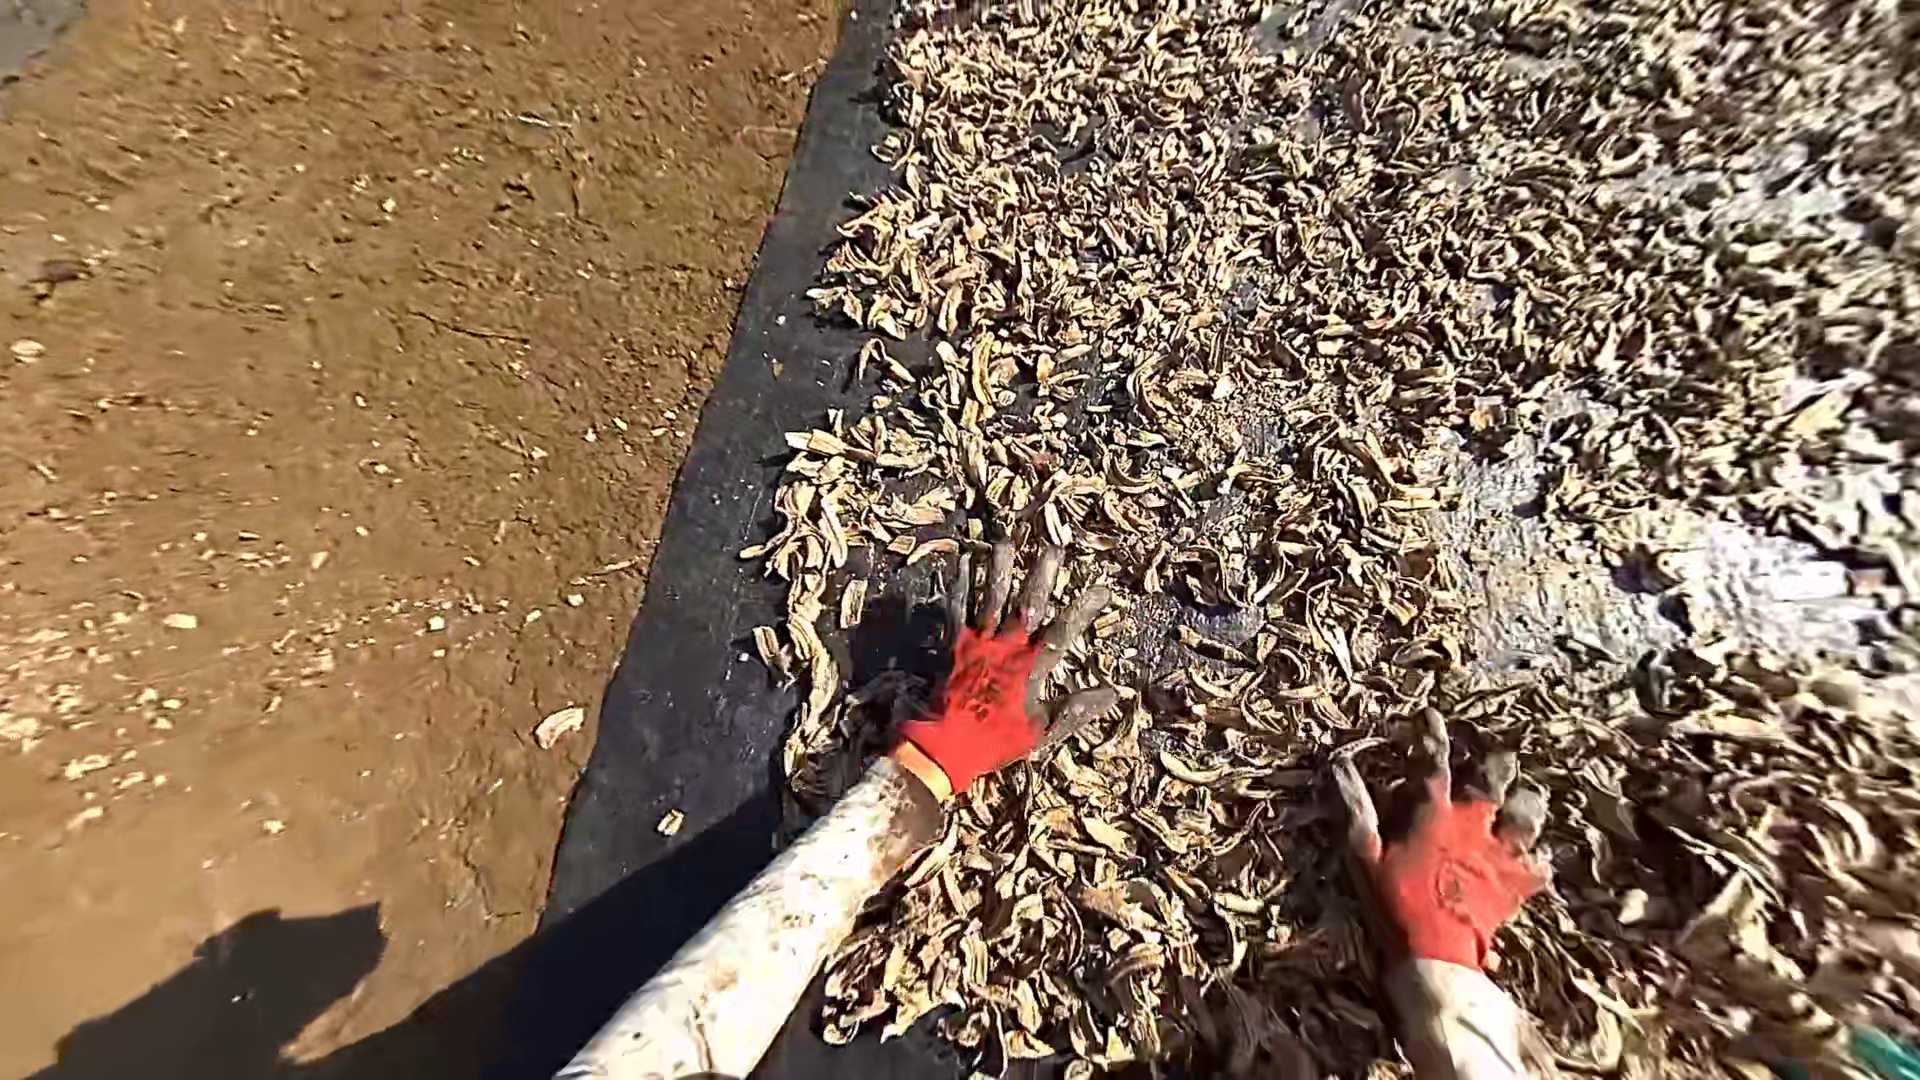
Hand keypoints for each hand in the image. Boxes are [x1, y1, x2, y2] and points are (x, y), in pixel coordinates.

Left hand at [893, 539, 1120, 799]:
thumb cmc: (995, 740)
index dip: (1083, 610)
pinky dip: (960, 584)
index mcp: (1030, 668)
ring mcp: (978, 642)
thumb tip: (1113, 693)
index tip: (1103, 589)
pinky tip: (963, 560)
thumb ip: (1075, 710)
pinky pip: (957, 608)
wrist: (944, 746)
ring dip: (1000, 569)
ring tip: (1007, 541)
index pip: (1063, 632)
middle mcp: (1006, 647)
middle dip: (1042, 576)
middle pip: (1027, 605)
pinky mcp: (954, 642)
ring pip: (991, 598)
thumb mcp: (1041, 732)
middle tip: (1054, 547)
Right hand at [1334, 711, 1550, 970]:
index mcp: (1433, 816)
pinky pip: (1540, 867)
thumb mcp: (1364, 850)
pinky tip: (1536, 856)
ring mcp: (1500, 858)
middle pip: (1493, 787)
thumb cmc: (1394, 896)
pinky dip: (1538, 858)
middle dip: (1497, 765)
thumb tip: (1340, 764)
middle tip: (1502, 751)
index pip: (1434, 765)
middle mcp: (1472, 828)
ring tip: (1531, 795)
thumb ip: (1356, 806)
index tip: (1431, 714)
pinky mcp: (1517, 887)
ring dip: (1528, 805)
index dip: (1431, 737)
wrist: (1438, 954)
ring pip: (1527, 821)